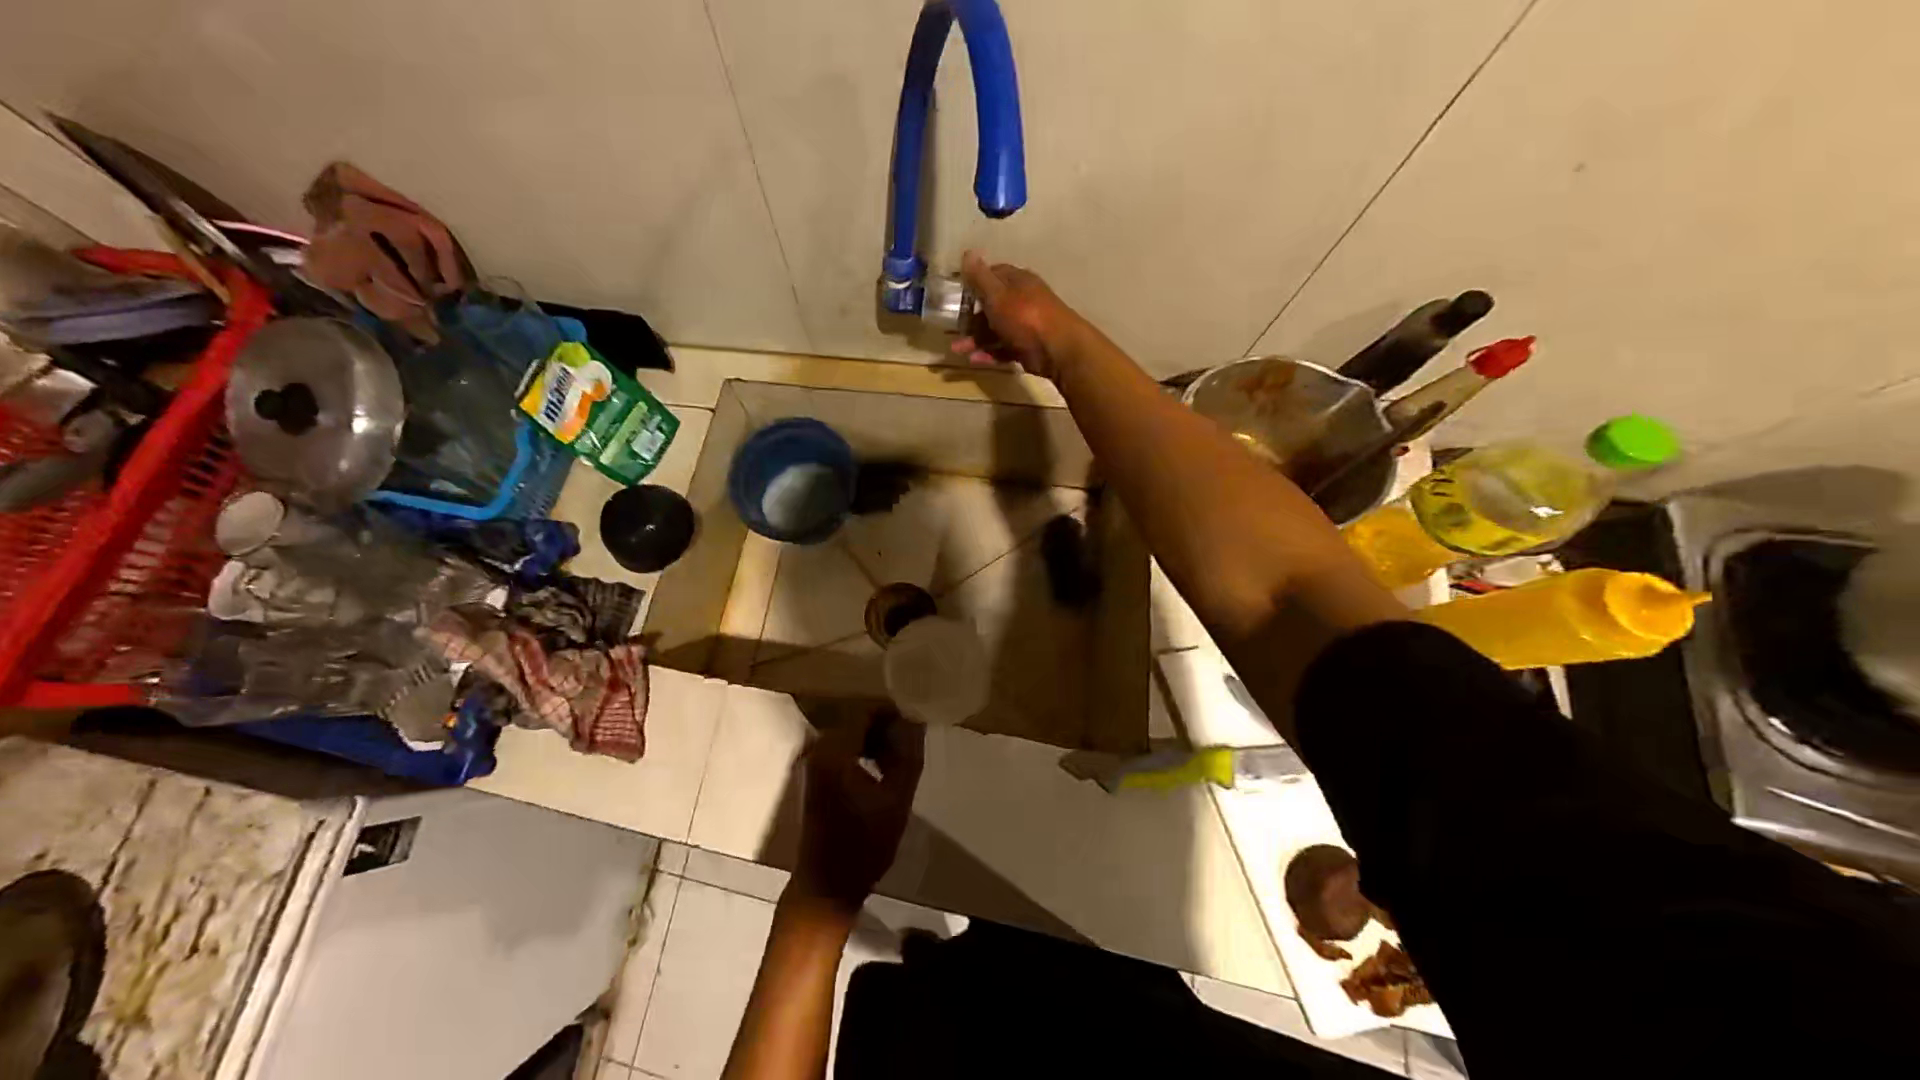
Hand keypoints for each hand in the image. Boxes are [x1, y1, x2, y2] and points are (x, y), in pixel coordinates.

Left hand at [791, 709, 925, 914]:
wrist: (827, 885)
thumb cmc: (865, 844)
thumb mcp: (898, 798)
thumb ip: (907, 754)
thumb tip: (913, 723)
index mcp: (834, 751)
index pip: (864, 710)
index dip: (891, 712)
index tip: (914, 722)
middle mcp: (817, 749)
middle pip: (853, 719)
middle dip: (883, 725)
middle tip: (910, 740)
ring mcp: (811, 763)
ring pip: (847, 734)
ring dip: (873, 739)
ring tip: (899, 756)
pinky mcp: (812, 776)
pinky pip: (840, 749)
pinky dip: (860, 751)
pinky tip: (880, 769)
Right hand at [951, 250, 1089, 381]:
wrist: (1058, 349)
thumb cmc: (1025, 316)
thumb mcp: (997, 294)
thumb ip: (980, 277)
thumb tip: (967, 252)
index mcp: (1017, 282)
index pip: (993, 276)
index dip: (975, 283)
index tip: (958, 294)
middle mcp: (1022, 301)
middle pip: (992, 307)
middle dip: (971, 318)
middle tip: (954, 329)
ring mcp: (1025, 326)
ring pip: (996, 330)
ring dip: (976, 339)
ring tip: (958, 350)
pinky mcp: (1027, 348)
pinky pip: (1004, 349)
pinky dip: (989, 354)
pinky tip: (974, 360)